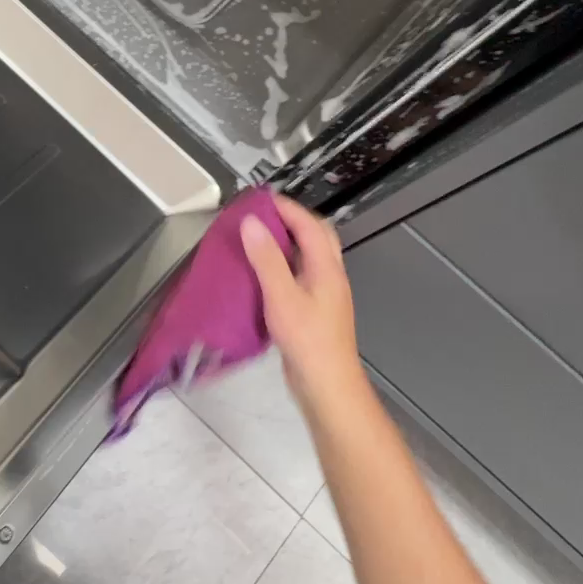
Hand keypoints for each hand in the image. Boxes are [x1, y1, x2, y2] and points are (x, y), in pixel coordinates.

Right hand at [241, 194, 368, 406]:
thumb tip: (252, 223)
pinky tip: (262, 275)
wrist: (326, 384)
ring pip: (309, 257)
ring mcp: (324, 295)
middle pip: (317, 237)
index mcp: (327, 268)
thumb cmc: (307, 340)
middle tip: (262, 217)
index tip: (260, 199)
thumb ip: (267, 259)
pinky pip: (300, 276)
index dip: (287, 208)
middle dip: (292, 221)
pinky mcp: (314, 311)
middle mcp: (330, 276)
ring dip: (288, 243)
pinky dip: (283, 265)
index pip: (310, 225)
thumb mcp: (282, 296)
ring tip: (257, 239)